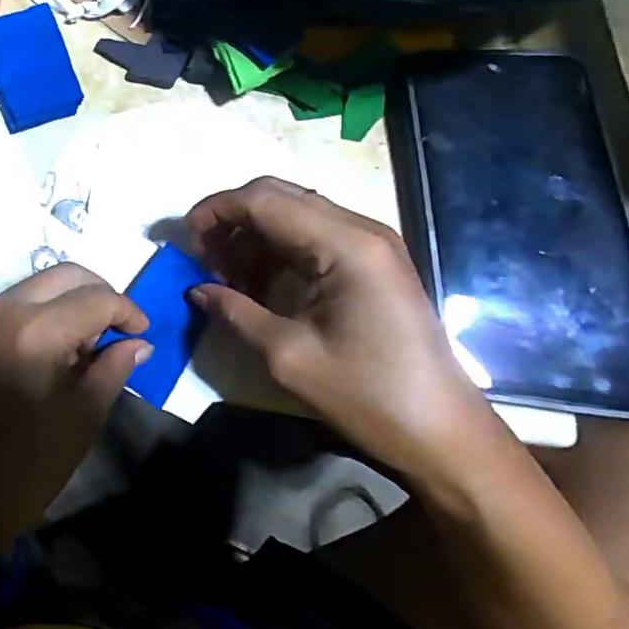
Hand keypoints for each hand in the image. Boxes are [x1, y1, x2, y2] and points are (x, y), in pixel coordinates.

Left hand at [0, 264, 151, 536]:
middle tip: (122, 330)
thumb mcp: (84, 415)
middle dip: (103, 294)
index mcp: (37, 331)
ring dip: (78, 298)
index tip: (145, 333)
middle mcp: (8, 309)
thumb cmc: (27, 464)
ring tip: (95, 340)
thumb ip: (114, 367)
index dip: (128, 312)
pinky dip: (54, 307)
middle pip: (69, 274)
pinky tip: (68, 342)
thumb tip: (139, 343)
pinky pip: (28, 298)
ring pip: (47, 281)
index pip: (97, 299)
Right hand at [186, 178, 488, 476]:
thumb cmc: (368, 396)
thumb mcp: (289, 357)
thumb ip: (236, 312)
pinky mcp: (372, 260)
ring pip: (296, 214)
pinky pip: (314, 236)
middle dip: (234, 220)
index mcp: (345, 243)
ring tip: (226, 277)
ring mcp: (371, 242)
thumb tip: (195, 290)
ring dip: (255, 236)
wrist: (443, 431)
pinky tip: (259, 283)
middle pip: (280, 197)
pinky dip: (279, 250)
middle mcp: (361, 228)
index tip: (185, 239)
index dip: (217, 211)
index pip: (266, 200)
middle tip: (203, 259)